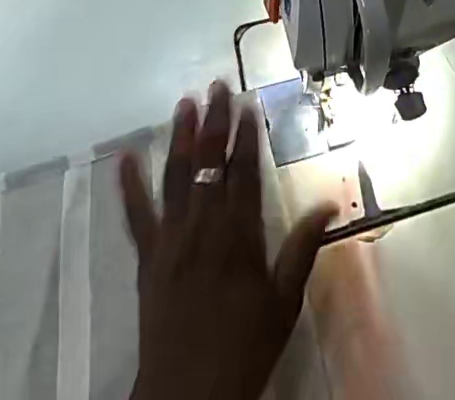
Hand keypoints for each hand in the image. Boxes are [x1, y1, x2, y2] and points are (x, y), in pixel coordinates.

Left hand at [120, 82, 338, 399]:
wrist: (190, 389)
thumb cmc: (246, 345)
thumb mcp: (285, 302)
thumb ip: (303, 249)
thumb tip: (328, 205)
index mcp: (240, 235)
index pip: (244, 173)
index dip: (247, 136)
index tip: (248, 104)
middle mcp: (204, 226)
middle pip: (210, 164)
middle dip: (215, 122)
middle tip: (217, 86)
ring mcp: (172, 237)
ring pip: (177, 176)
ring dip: (181, 137)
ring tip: (184, 102)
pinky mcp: (147, 253)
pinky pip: (137, 213)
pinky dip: (129, 183)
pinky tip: (126, 154)